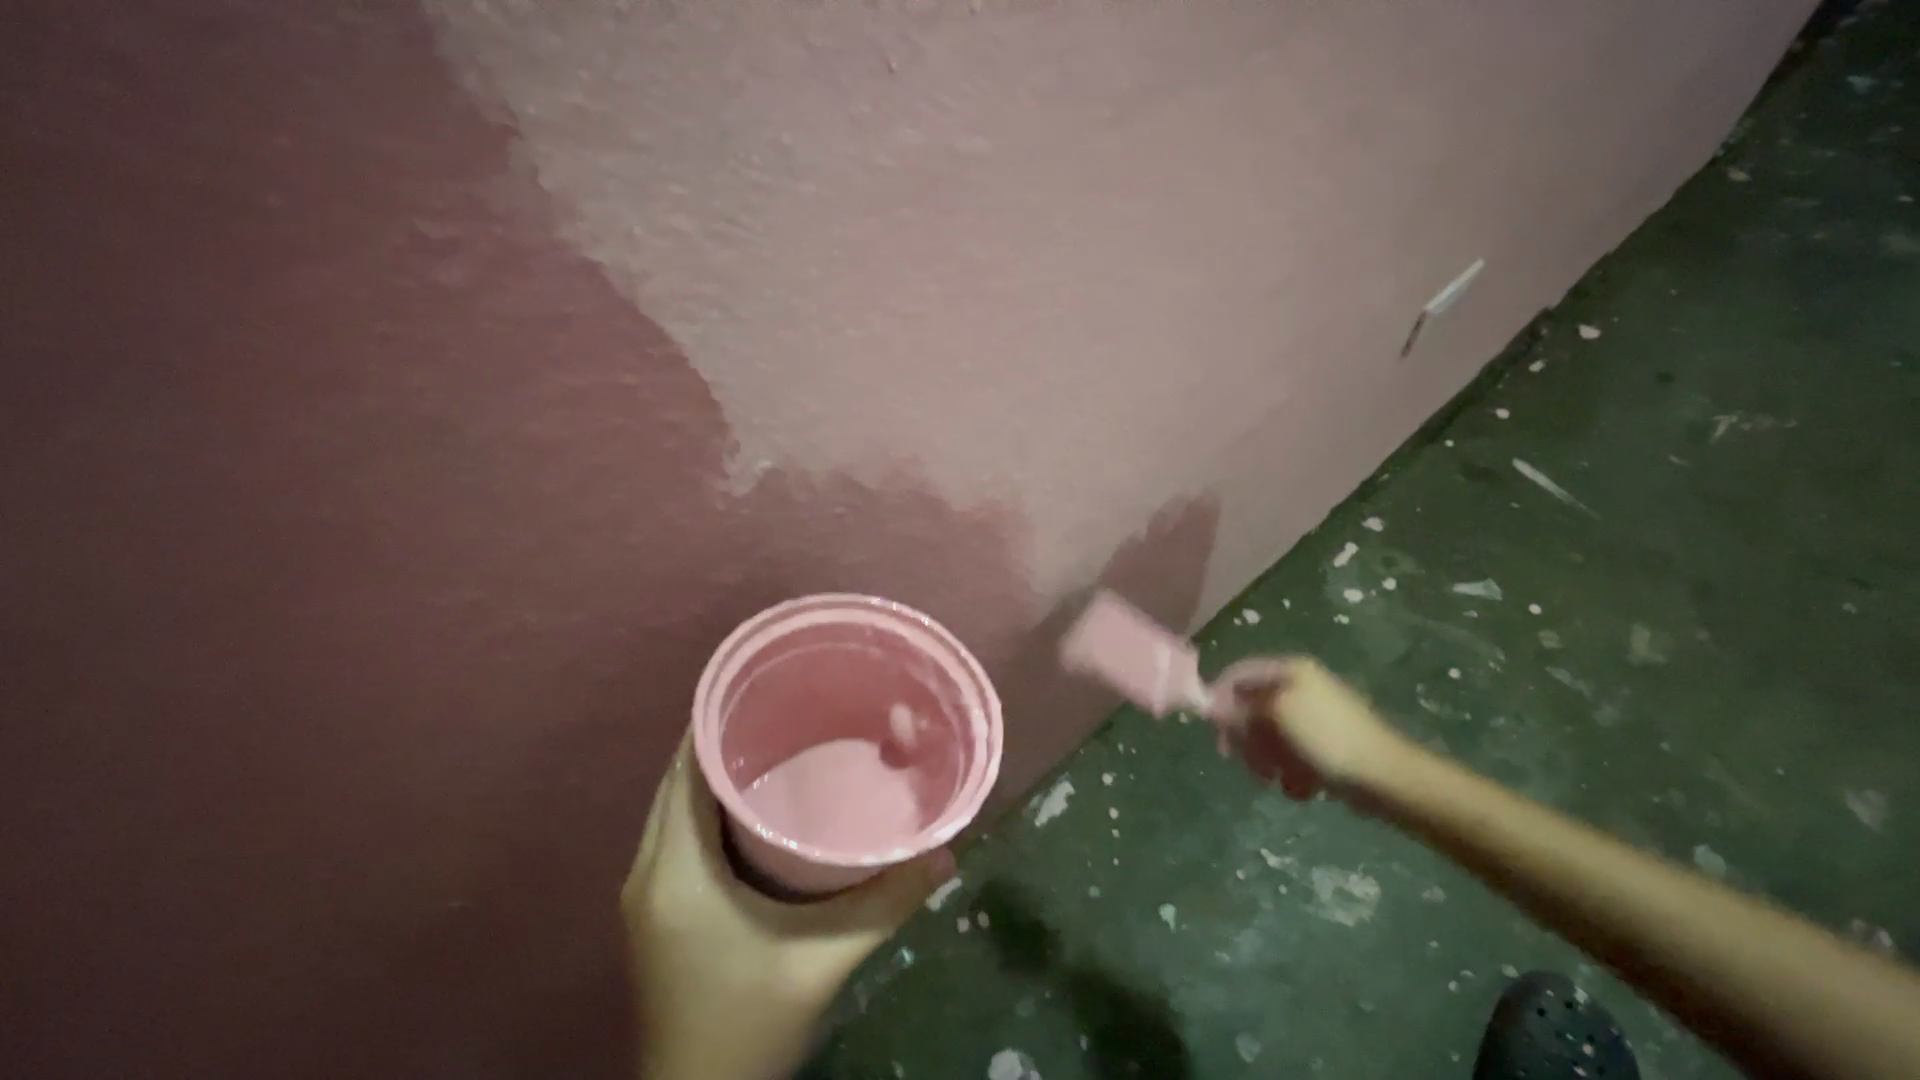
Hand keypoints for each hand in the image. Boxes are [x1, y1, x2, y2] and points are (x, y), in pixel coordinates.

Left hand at [620, 733, 951, 1079]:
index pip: (685, 768)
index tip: (765, 685)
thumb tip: (947, 851)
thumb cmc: (750, 1024)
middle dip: (723, 739)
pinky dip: (707, 808)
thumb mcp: (824, 960)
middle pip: (677, 781)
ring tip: (775, 744)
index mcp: (676, 869)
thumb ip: (887, 902)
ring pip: (674, 808)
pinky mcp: (656, 912)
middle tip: (785, 709)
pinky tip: (753, 807)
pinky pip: (676, 835)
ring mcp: (645, 893)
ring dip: (713, 774)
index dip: (717, 719)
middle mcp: (647, 870)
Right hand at [1208, 656, 1404, 798]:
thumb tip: (1209, 706)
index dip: (1219, 698)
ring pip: (1269, 736)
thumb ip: (1240, 709)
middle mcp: (1300, 687)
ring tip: (1276, 780)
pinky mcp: (1324, 745)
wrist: (1384, 776)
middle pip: (1251, 708)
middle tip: (1245, 763)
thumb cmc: (1326, 739)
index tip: (1213, 731)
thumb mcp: (1276, 716)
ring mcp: (1313, 717)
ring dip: (1267, 760)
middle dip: (1246, 738)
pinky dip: (1290, 772)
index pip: (1238, 675)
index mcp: (1290, 671)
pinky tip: (1300, 787)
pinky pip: (1292, 755)